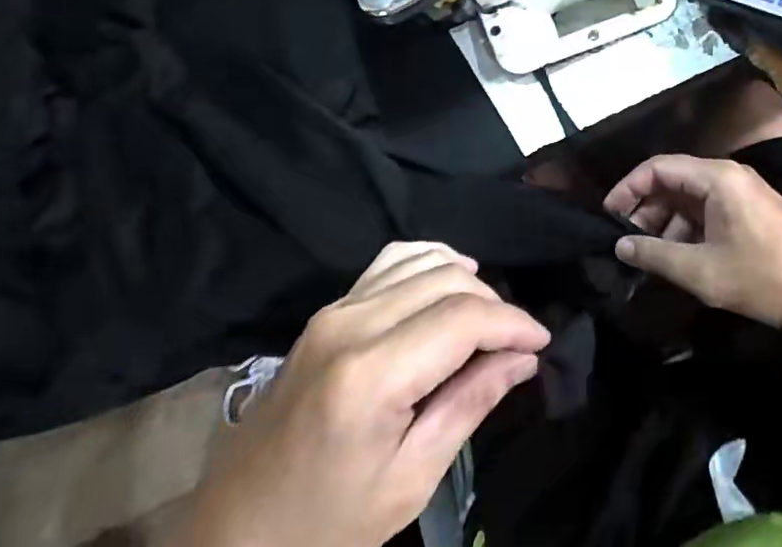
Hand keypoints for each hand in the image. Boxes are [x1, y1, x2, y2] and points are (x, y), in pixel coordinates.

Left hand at [182, 242, 550, 546]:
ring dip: (464, 281)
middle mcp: (351, 323)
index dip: (512, 322)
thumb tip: (522, 357)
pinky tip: (448, 278)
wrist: (238, 526)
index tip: (542, 341)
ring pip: (419, 262)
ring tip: (489, 318)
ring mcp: (334, 309)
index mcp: (371, 375)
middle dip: (493, 304)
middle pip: (445, 281)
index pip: (462, 319)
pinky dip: (427, 261)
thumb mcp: (410, 479)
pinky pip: (388, 262)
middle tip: (518, 342)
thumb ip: (469, 405)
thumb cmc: (328, 521)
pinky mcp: (327, 310)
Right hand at [603, 154, 781, 330]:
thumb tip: (620, 245)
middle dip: (646, 209)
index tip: (608, 216)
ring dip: (666, 224)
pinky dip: (689, 230)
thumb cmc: (767, 278)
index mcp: (717, 178)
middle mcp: (729, 176)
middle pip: (673, 181)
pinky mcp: (753, 213)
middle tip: (628, 242)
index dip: (627, 188)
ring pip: (690, 199)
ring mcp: (744, 194)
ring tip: (652, 257)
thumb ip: (655, 255)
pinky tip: (681, 259)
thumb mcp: (703, 271)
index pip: (658, 168)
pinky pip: (709, 211)